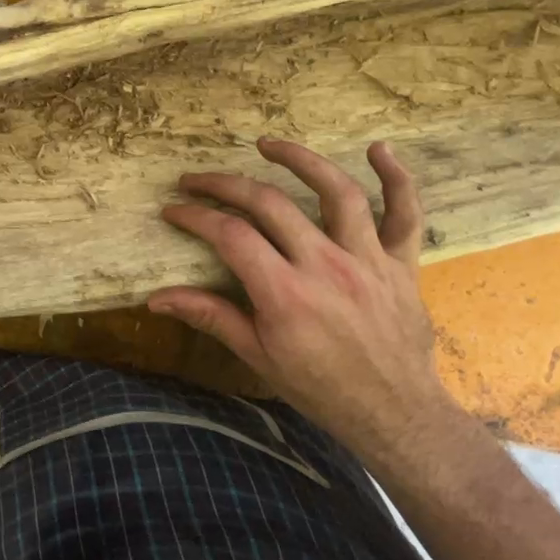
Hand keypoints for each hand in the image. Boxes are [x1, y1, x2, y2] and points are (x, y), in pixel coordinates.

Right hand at [150, 138, 468, 462]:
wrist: (397, 415)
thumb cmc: (319, 387)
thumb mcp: (255, 355)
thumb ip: (209, 316)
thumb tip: (153, 299)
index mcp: (285, 293)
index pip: (230, 235)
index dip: (195, 216)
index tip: (172, 210)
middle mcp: (326, 266)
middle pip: (270, 204)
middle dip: (224, 184)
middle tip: (195, 180)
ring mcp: (368, 261)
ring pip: (338, 193)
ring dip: (301, 160)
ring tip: (267, 144)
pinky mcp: (401, 265)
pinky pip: (405, 215)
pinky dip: (398, 180)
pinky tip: (380, 149)